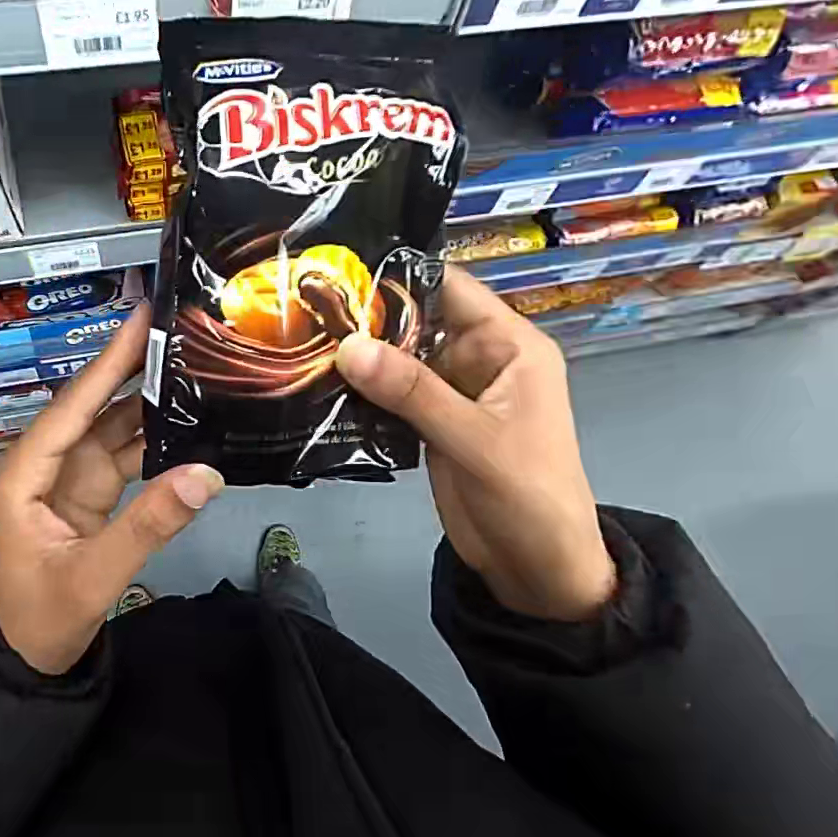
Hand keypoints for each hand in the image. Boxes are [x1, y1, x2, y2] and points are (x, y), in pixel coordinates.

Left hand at [0, 302, 225, 673]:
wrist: (23, 658)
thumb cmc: (40, 619)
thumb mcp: (93, 578)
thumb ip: (148, 526)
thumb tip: (205, 473)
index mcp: (23, 472)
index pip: (73, 406)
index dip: (109, 361)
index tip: (142, 319)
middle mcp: (44, 461)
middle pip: (93, 405)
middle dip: (132, 367)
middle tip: (177, 329)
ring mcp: (69, 473)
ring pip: (113, 425)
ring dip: (149, 399)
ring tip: (192, 367)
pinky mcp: (90, 489)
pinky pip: (125, 452)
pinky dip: (155, 437)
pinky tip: (186, 420)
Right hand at [333, 270, 614, 620]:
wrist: (536, 569)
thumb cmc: (527, 496)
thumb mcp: (475, 439)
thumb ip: (413, 391)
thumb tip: (347, 345)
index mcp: (508, 345)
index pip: (451, 288)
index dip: (401, 272)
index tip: (340, 267)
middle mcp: (477, 358)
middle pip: (416, 319)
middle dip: (366, 313)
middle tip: (304, 303)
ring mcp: (450, 390)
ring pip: (397, 355)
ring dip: (358, 352)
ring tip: (301, 335)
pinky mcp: (428, 420)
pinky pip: (389, 391)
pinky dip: (360, 386)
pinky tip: (319, 380)